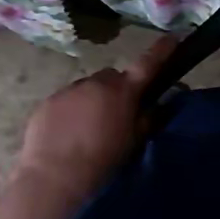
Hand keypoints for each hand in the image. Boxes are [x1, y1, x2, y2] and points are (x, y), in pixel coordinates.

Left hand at [15, 35, 178, 200]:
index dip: (161, 51)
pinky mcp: (47, 103)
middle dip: (118, 90)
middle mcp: (96, 83)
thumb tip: (161, 103)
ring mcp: (69, 90)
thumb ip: (150, 118)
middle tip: (117, 115)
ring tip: (89, 129)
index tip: (172, 38)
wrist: (54, 180)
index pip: (148, 64)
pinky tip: (69, 135)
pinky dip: (71, 111)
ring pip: (88, 88)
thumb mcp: (135, 142)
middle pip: (113, 77)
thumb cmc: (104, 163)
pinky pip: (66, 101)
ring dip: (93, 100)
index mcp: (123, 92)